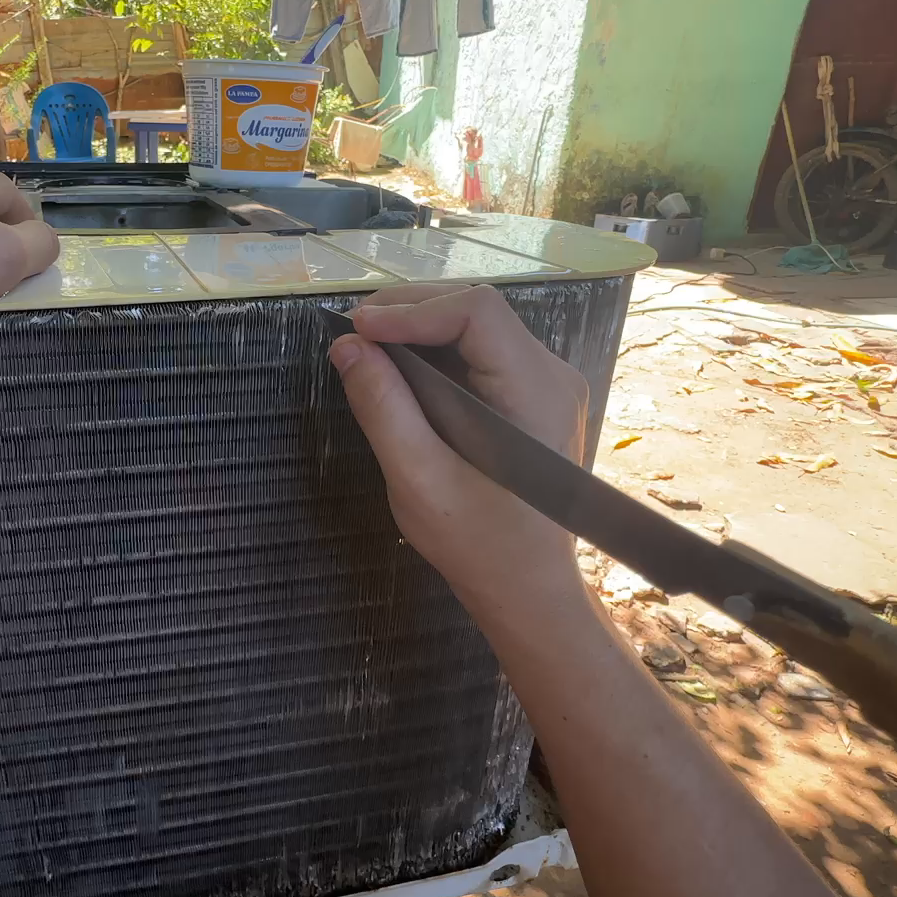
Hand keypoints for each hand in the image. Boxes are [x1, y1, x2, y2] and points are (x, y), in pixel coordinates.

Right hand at [327, 284, 589, 614]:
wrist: (525, 586)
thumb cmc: (478, 543)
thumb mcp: (418, 478)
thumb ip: (383, 408)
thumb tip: (346, 346)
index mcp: (536, 390)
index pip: (476, 312)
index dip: (411, 310)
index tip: (356, 328)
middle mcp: (549, 374)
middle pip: (476, 310)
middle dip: (408, 311)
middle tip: (351, 332)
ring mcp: (542, 383)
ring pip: (473, 327)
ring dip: (415, 327)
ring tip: (365, 344)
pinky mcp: (526, 396)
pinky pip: (475, 353)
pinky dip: (430, 351)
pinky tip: (396, 366)